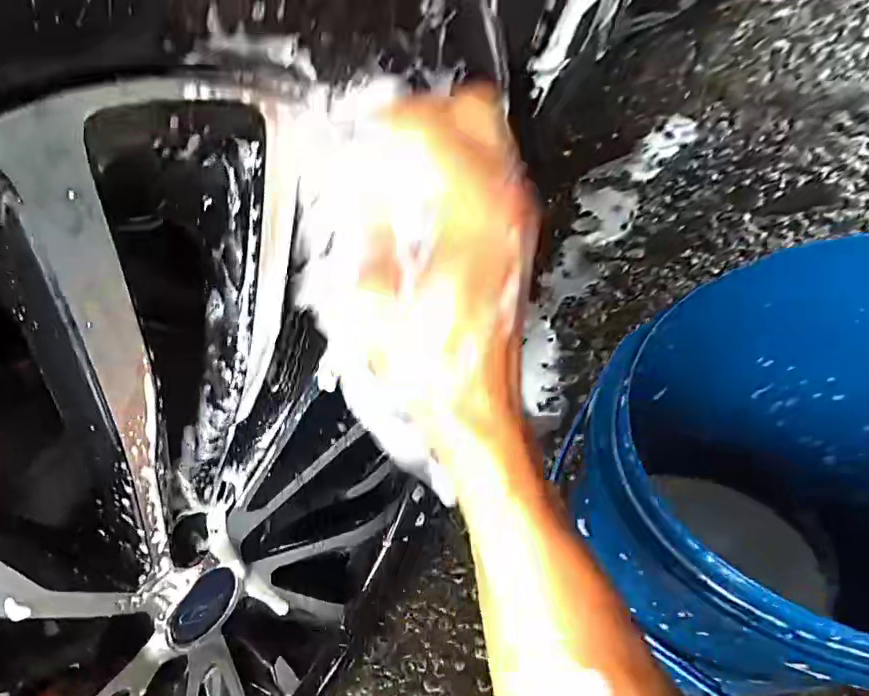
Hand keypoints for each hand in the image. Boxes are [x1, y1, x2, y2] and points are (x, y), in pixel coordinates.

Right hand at [326, 83, 539, 452]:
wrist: (474, 409)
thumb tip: (356, 200)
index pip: (426, 126)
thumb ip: (362, 241)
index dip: (380, 125)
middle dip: (415, 123)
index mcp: (470, 215)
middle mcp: (502, 209)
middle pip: (467, 113)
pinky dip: (448, 181)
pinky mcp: (511, 247)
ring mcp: (513, 227)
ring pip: (481, 144)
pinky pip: (484, 184)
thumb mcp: (374, 309)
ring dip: (432, 151)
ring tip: (393, 180)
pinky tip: (418, 214)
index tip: (355, 137)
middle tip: (379, 147)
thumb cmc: (436, 374)